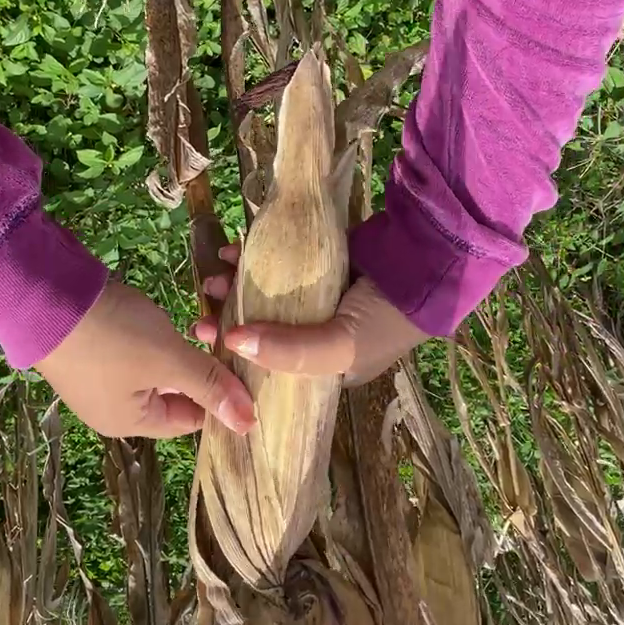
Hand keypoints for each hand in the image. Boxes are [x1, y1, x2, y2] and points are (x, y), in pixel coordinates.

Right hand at [38, 282, 256, 438]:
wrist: (45, 294)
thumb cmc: (112, 336)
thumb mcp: (166, 359)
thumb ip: (209, 385)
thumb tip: (249, 425)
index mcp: (130, 422)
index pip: (189, 419)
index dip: (219, 396)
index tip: (248, 367)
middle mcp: (113, 406)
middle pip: (174, 393)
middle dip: (201, 365)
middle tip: (230, 336)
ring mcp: (100, 374)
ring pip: (157, 366)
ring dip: (181, 345)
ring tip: (206, 318)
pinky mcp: (94, 344)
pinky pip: (137, 347)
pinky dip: (158, 333)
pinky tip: (169, 313)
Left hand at [192, 244, 429, 383]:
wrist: (424, 262)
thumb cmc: (382, 319)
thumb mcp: (338, 347)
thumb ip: (288, 351)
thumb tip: (233, 341)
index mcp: (322, 369)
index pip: (268, 371)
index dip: (235, 360)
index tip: (204, 343)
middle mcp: (314, 335)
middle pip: (260, 331)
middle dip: (228, 322)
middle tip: (199, 315)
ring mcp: (314, 298)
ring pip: (263, 297)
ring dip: (235, 290)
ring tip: (213, 282)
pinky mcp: (314, 264)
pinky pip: (273, 266)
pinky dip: (251, 260)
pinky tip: (232, 253)